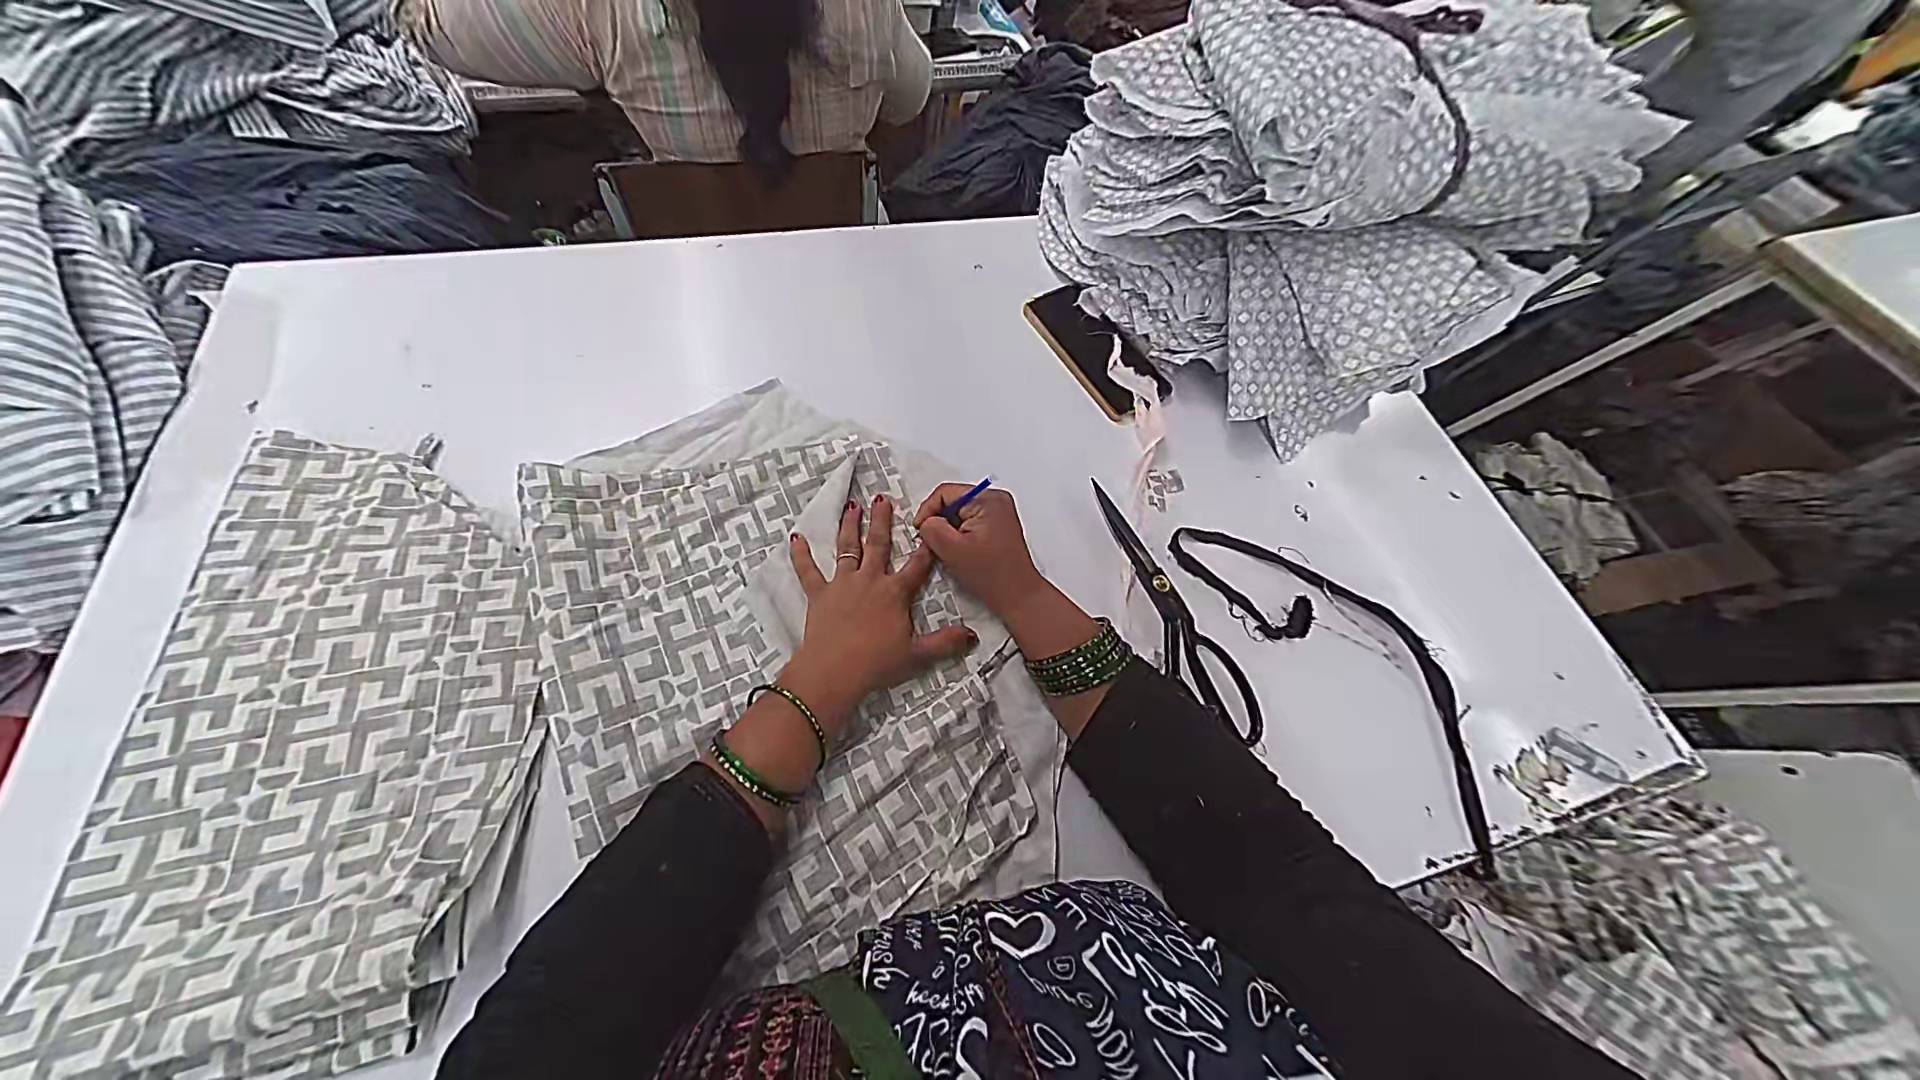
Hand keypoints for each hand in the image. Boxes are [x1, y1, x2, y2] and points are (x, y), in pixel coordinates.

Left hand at [784, 495, 976, 732]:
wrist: (834, 672)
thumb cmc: (876, 664)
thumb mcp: (917, 654)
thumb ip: (945, 643)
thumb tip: (972, 636)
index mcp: (895, 592)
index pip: (917, 565)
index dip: (926, 547)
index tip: (931, 528)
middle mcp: (869, 581)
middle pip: (878, 544)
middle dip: (882, 520)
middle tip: (883, 499)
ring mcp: (842, 584)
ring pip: (847, 548)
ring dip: (849, 526)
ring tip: (853, 507)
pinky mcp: (819, 594)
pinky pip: (808, 571)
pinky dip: (801, 555)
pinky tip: (796, 538)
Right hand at [911, 485, 1045, 619]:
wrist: (1017, 595)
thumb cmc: (994, 575)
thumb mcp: (951, 549)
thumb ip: (931, 528)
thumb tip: (926, 521)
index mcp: (987, 499)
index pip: (944, 493)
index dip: (927, 511)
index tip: (921, 529)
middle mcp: (995, 501)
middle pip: (952, 502)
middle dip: (940, 523)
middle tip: (936, 544)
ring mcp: (998, 513)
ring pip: (959, 514)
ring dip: (949, 531)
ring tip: (952, 551)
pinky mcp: (997, 525)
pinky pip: (969, 523)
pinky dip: (959, 536)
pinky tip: (962, 553)